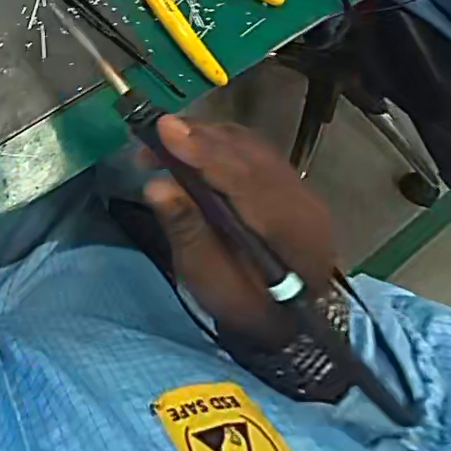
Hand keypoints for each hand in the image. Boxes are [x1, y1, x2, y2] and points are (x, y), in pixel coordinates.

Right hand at [141, 115, 338, 345]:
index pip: (246, 178)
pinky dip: (212, 139)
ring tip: (161, 144)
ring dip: (201, 135)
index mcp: (292, 231)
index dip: (204, 151)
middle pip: (245, 152)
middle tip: (150, 137)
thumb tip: (157, 187)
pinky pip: (246, 145)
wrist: (287, 320)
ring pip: (245, 143)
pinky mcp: (281, 175)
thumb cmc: (246, 305)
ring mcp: (295, 184)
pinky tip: (186, 146)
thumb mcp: (212, 282)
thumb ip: (188, 233)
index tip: (164, 130)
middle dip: (196, 138)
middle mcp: (300, 198)